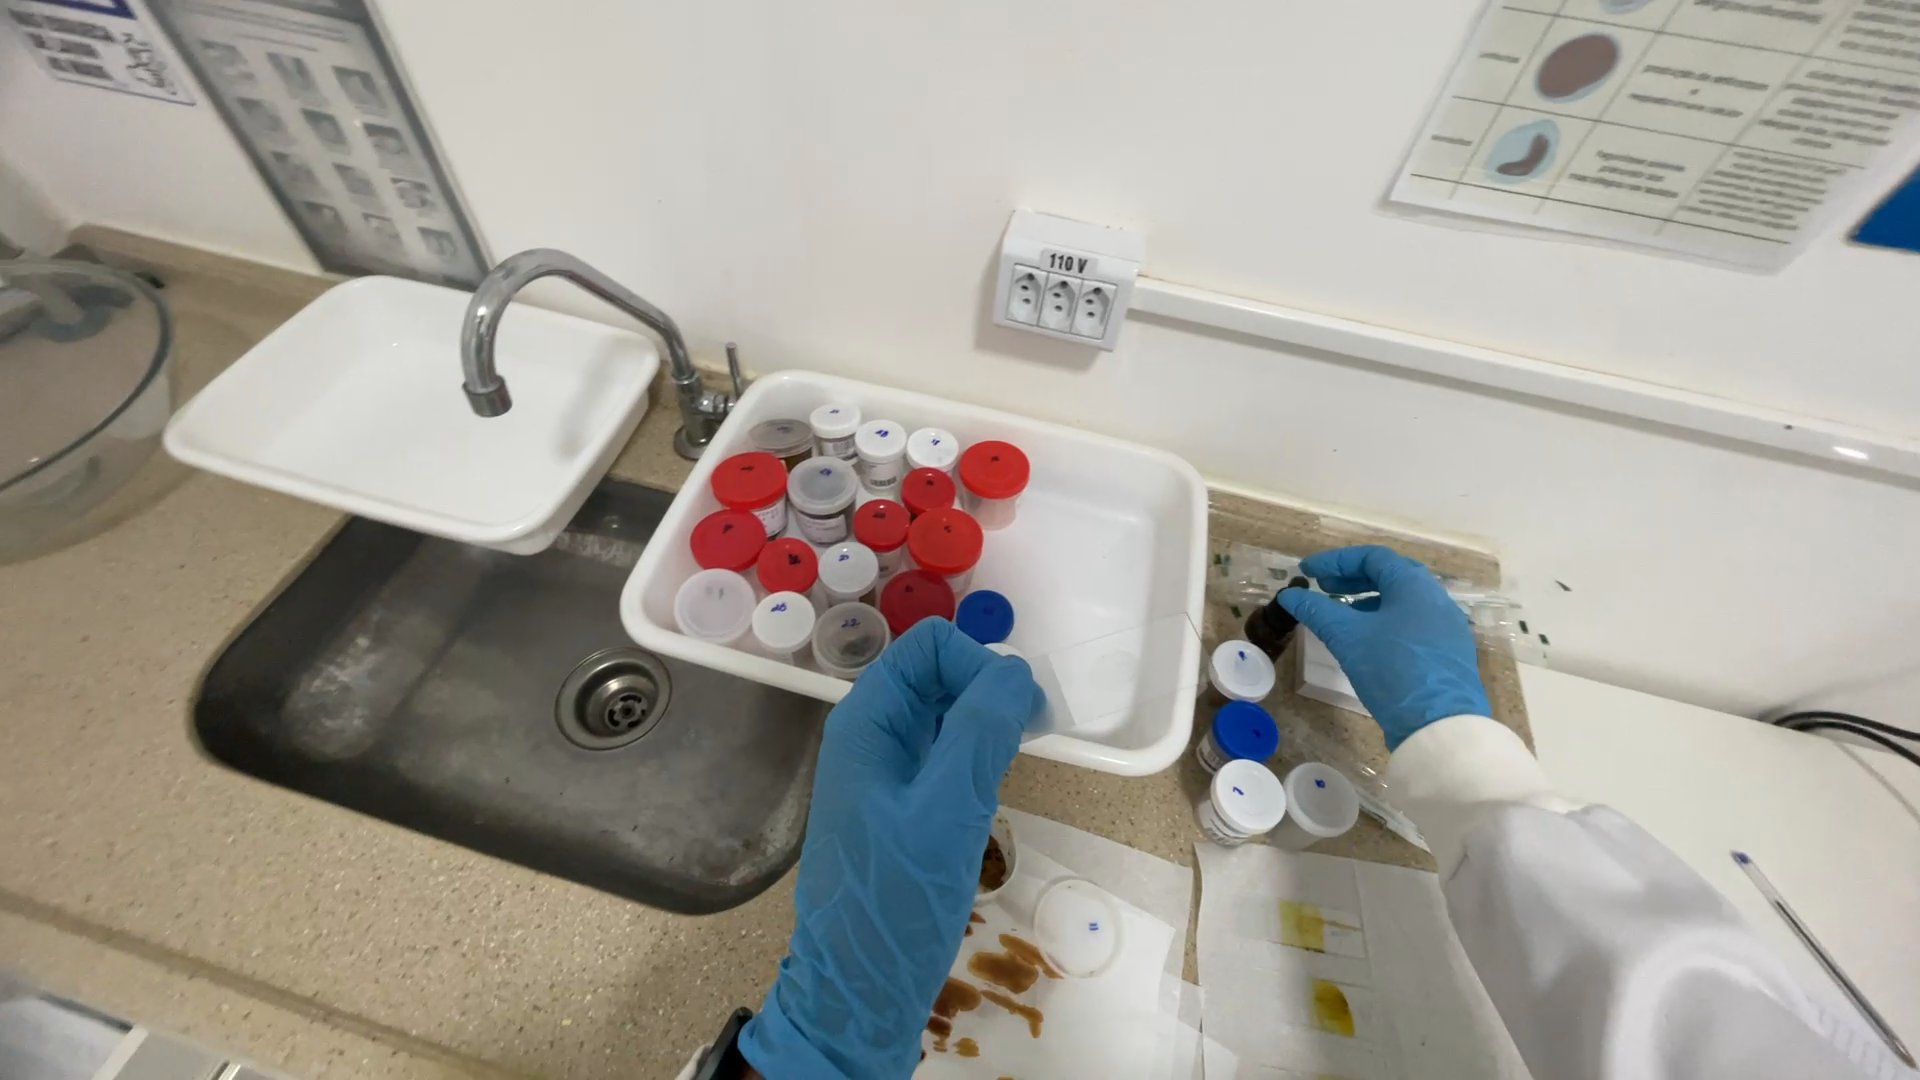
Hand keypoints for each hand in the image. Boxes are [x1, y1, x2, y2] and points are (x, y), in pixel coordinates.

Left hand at [740, 618, 1044, 1079]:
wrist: (857, 994)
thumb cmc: (896, 901)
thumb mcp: (947, 812)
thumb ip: (980, 733)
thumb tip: (1015, 671)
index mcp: (868, 720)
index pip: (930, 648)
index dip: (978, 666)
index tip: (1017, 714)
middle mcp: (873, 730)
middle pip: (939, 672)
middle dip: (987, 692)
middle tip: (1027, 737)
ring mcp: (886, 765)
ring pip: (946, 710)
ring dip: (987, 723)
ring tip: (1012, 762)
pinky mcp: (902, 797)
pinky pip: (945, 748)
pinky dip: (977, 752)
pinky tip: (993, 783)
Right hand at [1278, 545, 1489, 750]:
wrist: (1439, 726)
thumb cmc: (1392, 669)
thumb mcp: (1346, 636)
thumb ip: (1316, 610)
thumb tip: (1289, 595)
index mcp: (1414, 586)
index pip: (1372, 557)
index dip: (1335, 561)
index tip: (1307, 572)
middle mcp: (1436, 599)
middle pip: (1389, 575)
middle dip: (1351, 578)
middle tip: (1321, 588)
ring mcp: (1445, 627)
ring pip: (1400, 600)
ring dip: (1365, 599)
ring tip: (1339, 613)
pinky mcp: (1446, 652)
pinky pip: (1410, 622)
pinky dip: (1382, 619)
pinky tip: (1364, 639)